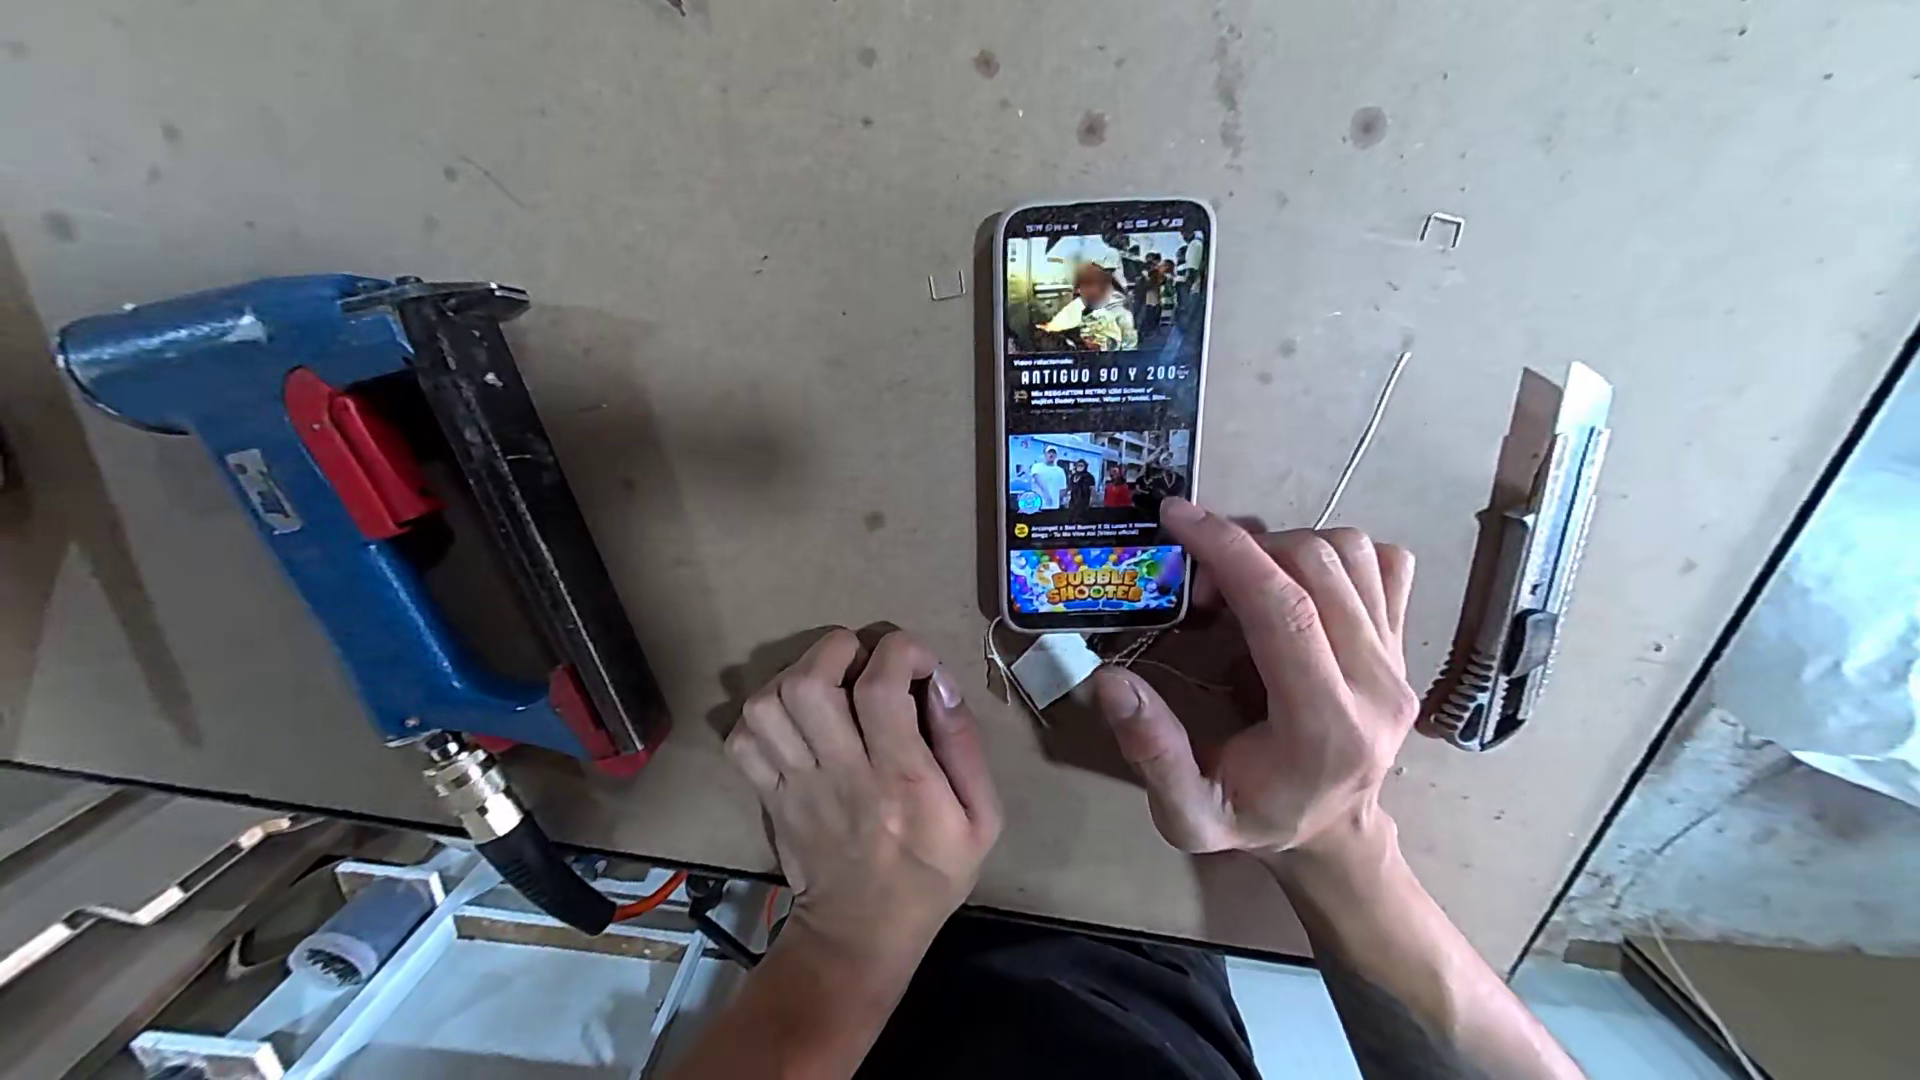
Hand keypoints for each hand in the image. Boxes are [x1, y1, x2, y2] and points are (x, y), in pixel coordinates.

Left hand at [726, 629, 1001, 960]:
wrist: (861, 937)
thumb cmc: (932, 873)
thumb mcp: (982, 818)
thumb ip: (966, 745)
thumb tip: (939, 680)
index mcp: (900, 780)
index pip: (881, 689)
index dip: (899, 651)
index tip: (916, 660)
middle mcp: (841, 774)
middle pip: (809, 684)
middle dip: (837, 649)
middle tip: (862, 659)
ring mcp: (795, 786)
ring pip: (768, 705)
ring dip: (796, 674)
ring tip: (829, 682)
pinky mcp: (768, 795)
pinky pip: (742, 738)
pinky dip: (763, 713)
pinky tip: (796, 717)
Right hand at [1090, 497, 1416, 866]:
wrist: (1335, 832)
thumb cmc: (1257, 819)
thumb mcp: (1188, 814)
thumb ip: (1151, 751)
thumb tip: (1109, 680)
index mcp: (1324, 725)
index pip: (1284, 608)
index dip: (1227, 550)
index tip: (1176, 516)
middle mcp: (1376, 683)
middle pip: (1316, 565)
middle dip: (1241, 549)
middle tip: (1198, 586)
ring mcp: (1399, 659)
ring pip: (1350, 552)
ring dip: (1280, 547)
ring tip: (1240, 582)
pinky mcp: (1403, 643)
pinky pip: (1381, 561)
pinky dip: (1330, 553)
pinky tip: (1293, 582)